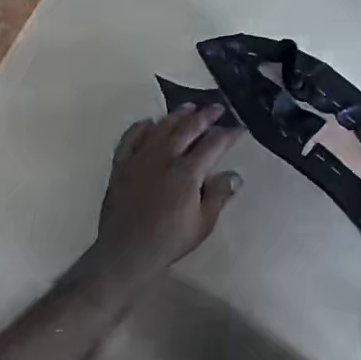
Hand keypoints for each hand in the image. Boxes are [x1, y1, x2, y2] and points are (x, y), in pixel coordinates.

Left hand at [90, 104, 243, 282]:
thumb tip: (234, 175)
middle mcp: (163, 158)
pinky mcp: (121, 165)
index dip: (229, 135)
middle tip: (217, 108)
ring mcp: (139, 159)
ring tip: (189, 107)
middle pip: (187, 128)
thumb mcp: (203, 223)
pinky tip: (150, 122)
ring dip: (177, 115)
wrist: (126, 252)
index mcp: (187, 172)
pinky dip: (141, 127)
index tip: (239, 129)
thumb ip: (218, 195)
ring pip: (160, 128)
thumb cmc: (169, 241)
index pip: (213, 145)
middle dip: (205, 116)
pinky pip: (130, 138)